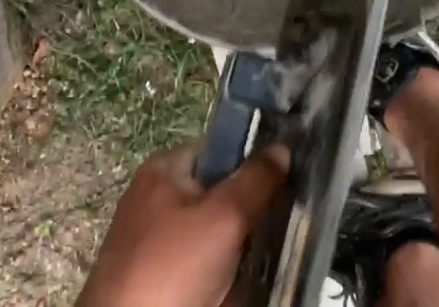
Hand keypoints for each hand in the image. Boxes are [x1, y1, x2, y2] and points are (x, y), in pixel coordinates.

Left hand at [76, 143, 288, 306]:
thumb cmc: (172, 267)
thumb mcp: (224, 217)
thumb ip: (256, 180)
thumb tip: (282, 148)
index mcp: (163, 171)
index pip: (219, 150)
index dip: (251, 163)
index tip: (279, 184)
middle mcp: (156, 200)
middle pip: (219, 195)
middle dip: (247, 214)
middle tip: (271, 229)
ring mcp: (155, 244)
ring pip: (215, 237)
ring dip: (238, 252)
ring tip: (256, 263)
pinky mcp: (158, 281)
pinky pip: (203, 269)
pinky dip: (221, 279)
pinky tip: (233, 289)